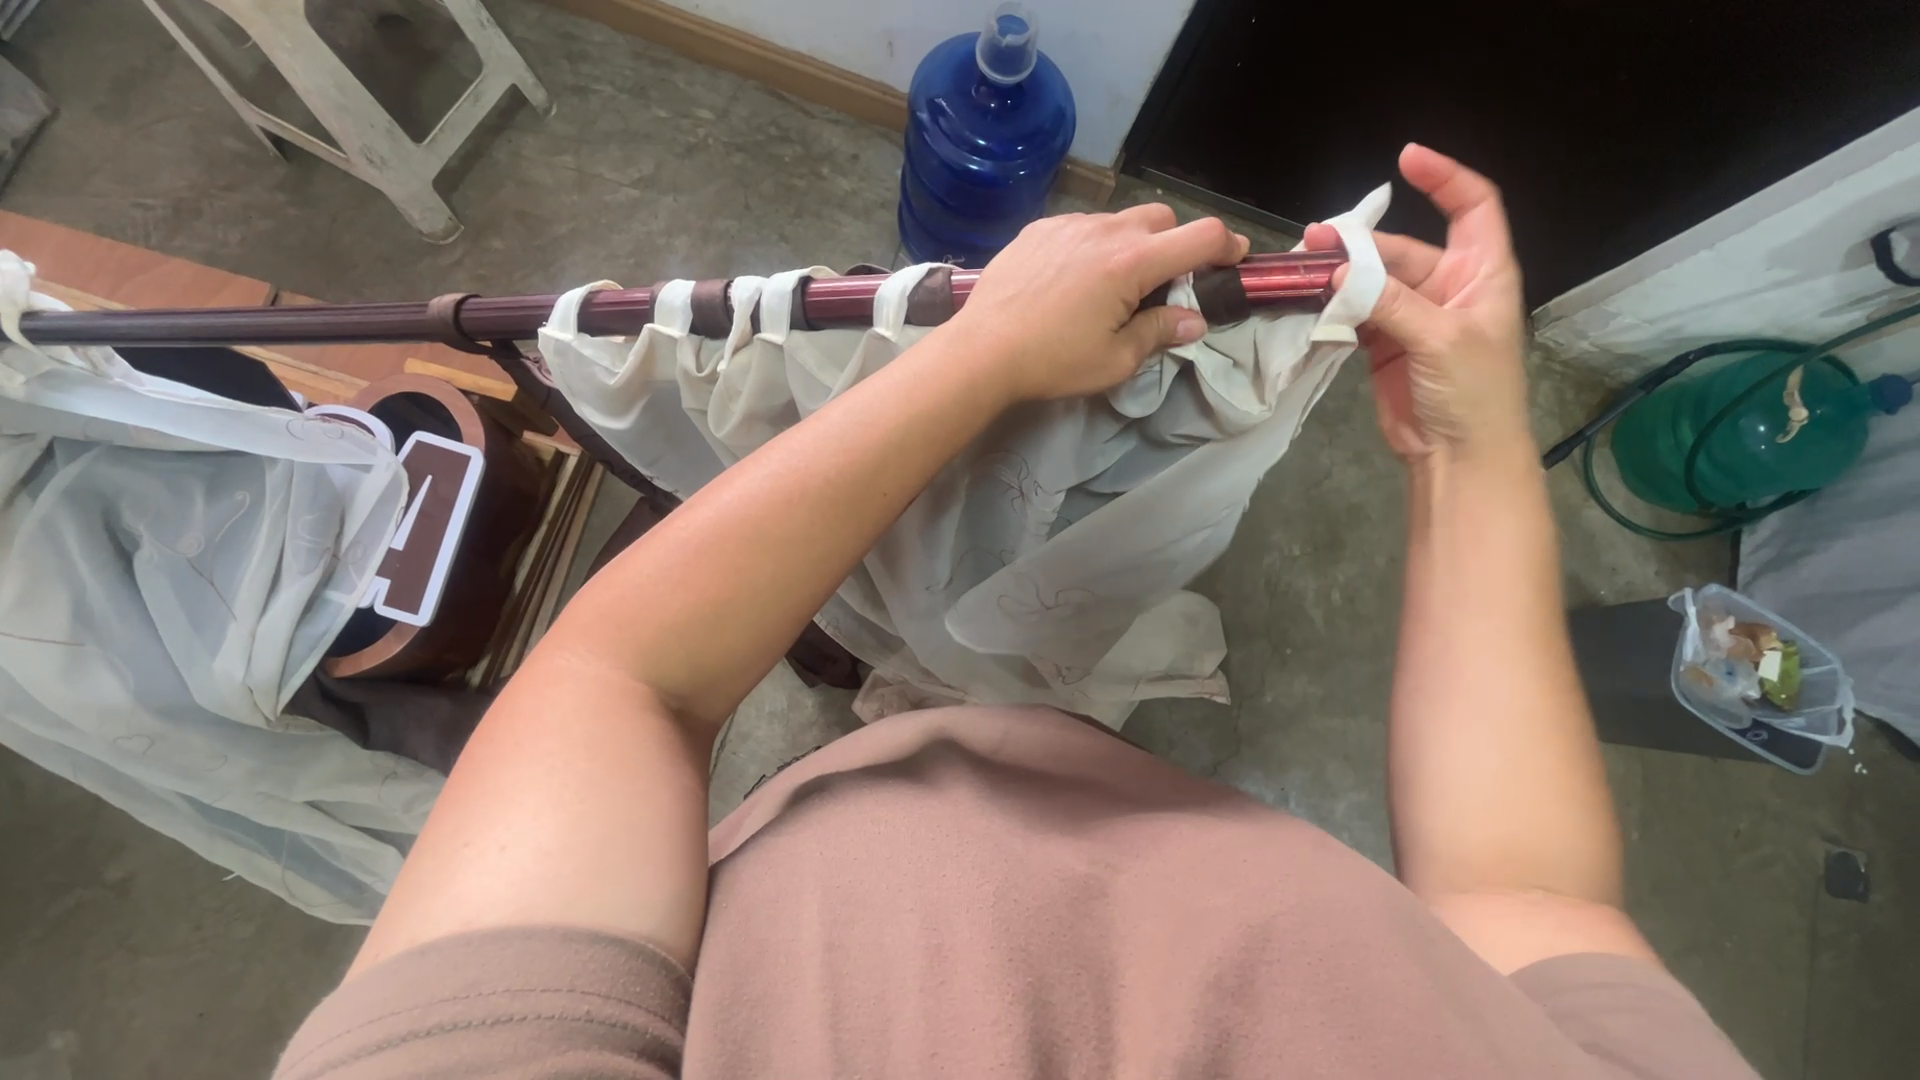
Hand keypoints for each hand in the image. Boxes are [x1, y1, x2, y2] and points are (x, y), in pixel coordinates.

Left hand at [947, 205, 1248, 402]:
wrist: (982, 350)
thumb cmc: (1052, 362)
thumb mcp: (1114, 360)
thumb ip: (1159, 333)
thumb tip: (1193, 322)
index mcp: (1133, 262)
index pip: (1201, 236)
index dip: (1226, 245)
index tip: (1232, 260)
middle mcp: (1105, 231)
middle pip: (1161, 219)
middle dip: (1174, 244)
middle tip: (1162, 284)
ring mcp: (1067, 225)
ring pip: (1118, 220)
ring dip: (1130, 243)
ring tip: (1110, 284)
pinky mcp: (1037, 229)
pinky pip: (1079, 227)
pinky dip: (1091, 245)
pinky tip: (1070, 279)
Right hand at [1304, 144, 1530, 460]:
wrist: (1457, 453)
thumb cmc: (1472, 392)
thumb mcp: (1440, 340)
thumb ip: (1391, 304)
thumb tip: (1339, 275)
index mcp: (1482, 274)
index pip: (1473, 207)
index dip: (1446, 178)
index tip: (1407, 159)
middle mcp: (1448, 288)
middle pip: (1403, 250)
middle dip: (1362, 245)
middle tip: (1314, 241)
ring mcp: (1413, 319)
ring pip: (1373, 284)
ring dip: (1341, 278)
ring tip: (1303, 270)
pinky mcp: (1385, 347)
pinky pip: (1357, 316)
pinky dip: (1335, 310)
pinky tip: (1310, 305)